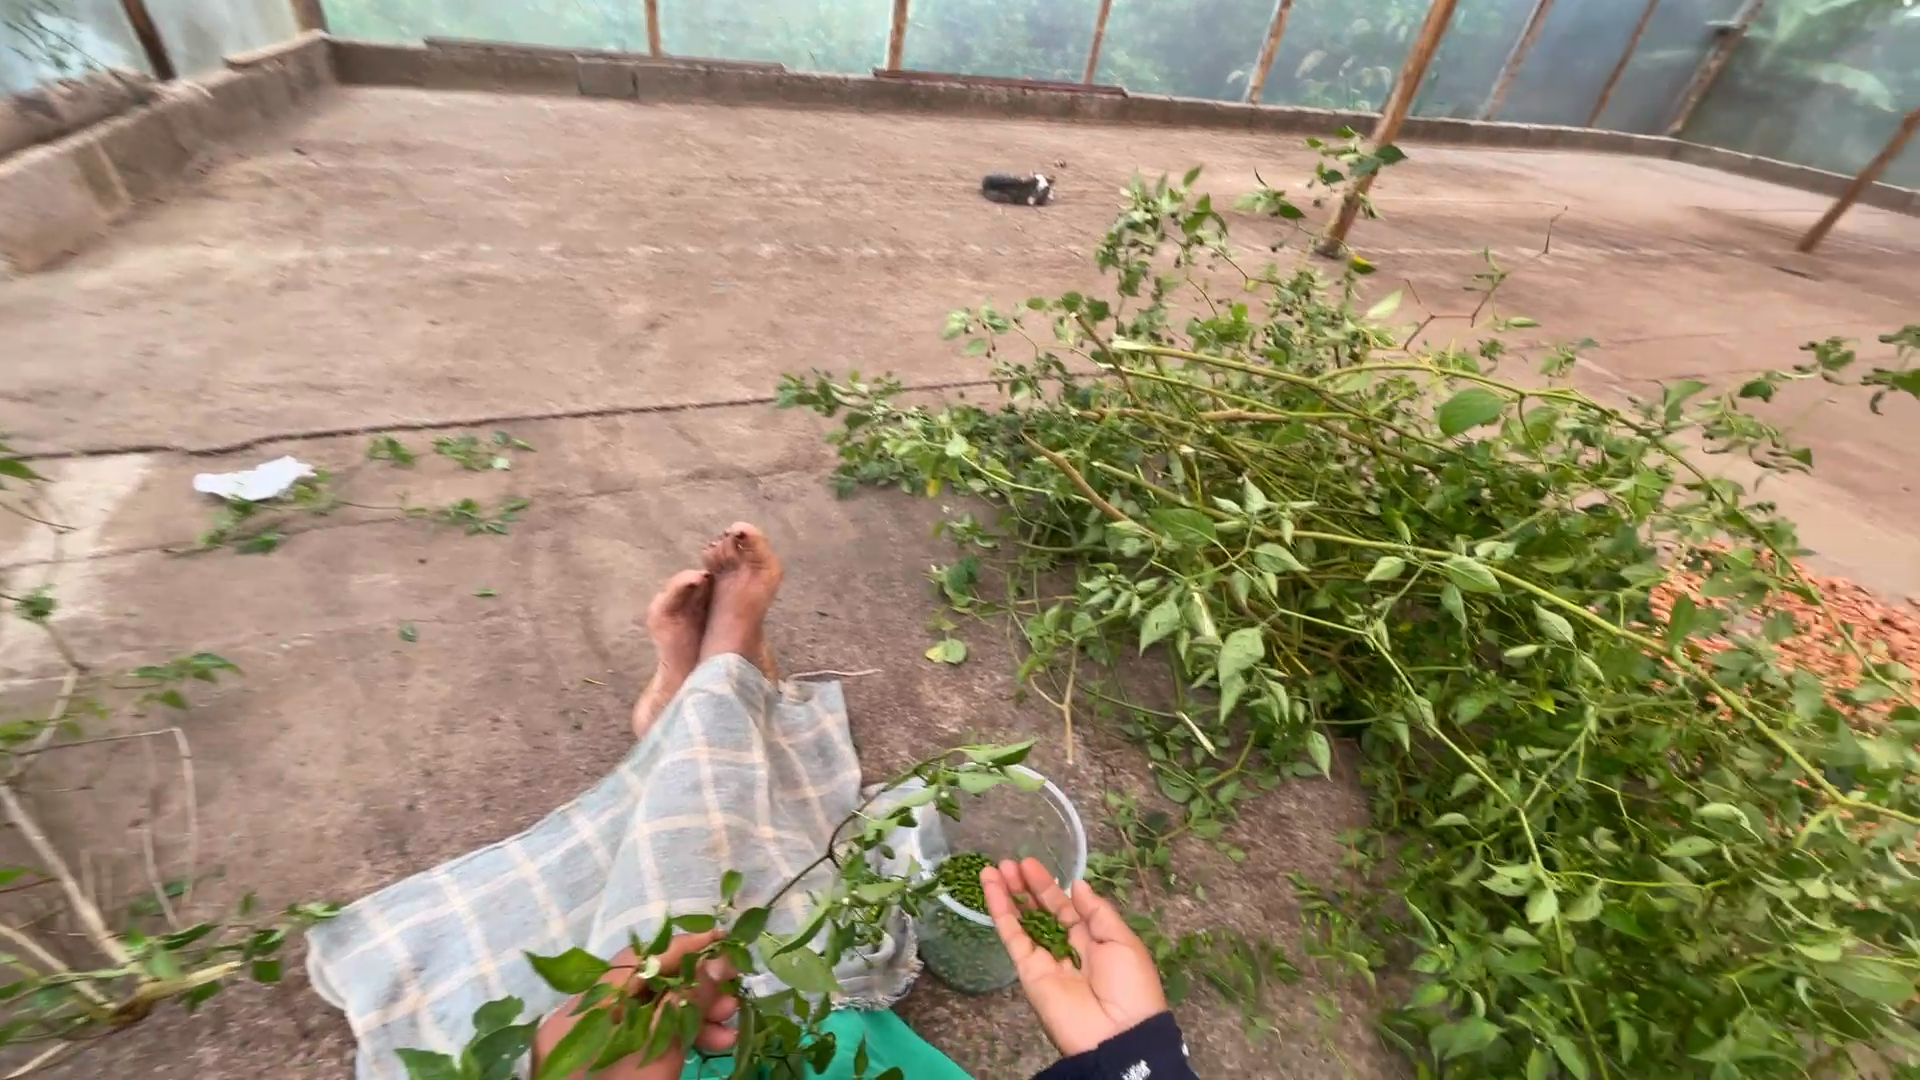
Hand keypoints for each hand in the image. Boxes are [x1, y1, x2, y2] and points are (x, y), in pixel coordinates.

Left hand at [533, 930, 738, 1079]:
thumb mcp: (658, 1055)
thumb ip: (688, 1001)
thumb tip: (722, 958)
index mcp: (577, 1018)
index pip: (636, 961)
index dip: (683, 948)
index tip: (726, 942)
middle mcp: (579, 1029)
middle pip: (646, 988)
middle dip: (695, 988)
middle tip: (735, 992)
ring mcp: (591, 1055)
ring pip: (651, 1017)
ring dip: (695, 1016)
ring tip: (730, 1028)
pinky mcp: (606, 1075)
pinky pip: (647, 1043)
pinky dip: (679, 1040)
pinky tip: (716, 1046)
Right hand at [982, 858, 1167, 1057]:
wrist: (1119, 1036)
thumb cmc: (1129, 985)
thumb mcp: (1122, 941)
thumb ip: (1096, 911)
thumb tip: (1076, 884)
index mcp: (1091, 939)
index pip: (1063, 907)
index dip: (1047, 886)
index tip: (1029, 863)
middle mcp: (1064, 947)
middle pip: (1038, 911)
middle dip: (1024, 887)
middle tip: (1008, 863)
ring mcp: (1044, 959)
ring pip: (1021, 921)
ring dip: (1007, 895)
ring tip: (992, 869)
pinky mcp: (1028, 972)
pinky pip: (1012, 938)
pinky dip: (1000, 913)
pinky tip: (991, 888)